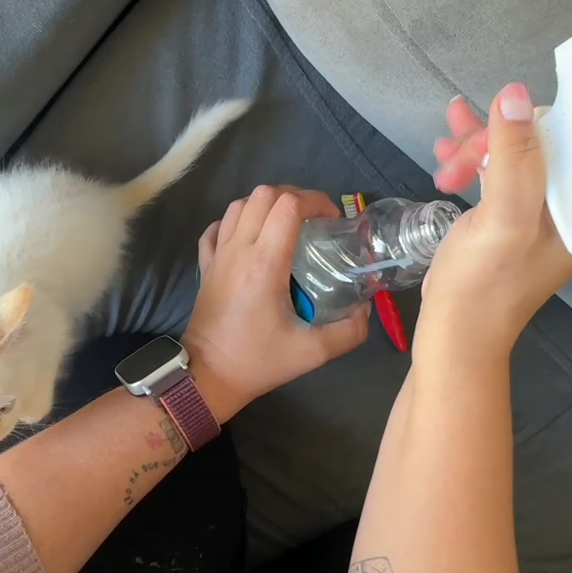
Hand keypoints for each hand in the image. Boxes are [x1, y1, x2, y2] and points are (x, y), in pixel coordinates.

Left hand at [183, 185, 369, 417]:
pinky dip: (235, 222)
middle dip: (294, 196)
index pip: (288, 206)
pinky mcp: (205, 267)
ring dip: (265, 205)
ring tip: (286, 224)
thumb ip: (349, 331)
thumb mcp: (312, 353)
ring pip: (238, 205)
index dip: (315, 202)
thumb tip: (366, 309)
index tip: (332, 220)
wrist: (207, 377)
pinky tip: (250, 236)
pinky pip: (216, 228)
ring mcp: (217, 256)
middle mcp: (238, 250)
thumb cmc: (257, 362)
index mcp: (264, 264)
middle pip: (263, 194)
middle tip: (314, 218)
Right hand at [419, 84, 571, 353]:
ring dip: (476, 148)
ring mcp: (540, 214)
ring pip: (515, 155)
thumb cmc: (484, 284)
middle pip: (544, 142)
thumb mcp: (504, 216)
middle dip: (498, 137)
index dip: (548, 116)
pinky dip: (470, 162)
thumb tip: (514, 93)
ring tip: (441, 153)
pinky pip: (497, 174)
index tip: (504, 110)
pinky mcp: (510, 220)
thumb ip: (514, 155)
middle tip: (458, 151)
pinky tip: (443, 157)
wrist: (454, 334)